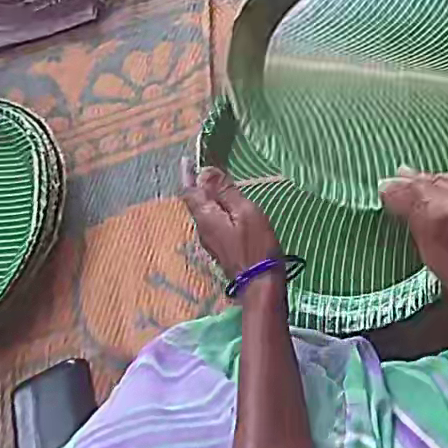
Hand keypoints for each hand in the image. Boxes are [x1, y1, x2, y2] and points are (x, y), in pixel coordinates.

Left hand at [181, 158, 281, 281]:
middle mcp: (203, 229)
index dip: (188, 175)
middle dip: (198, 185)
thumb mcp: (245, 213)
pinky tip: (227, 208)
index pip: (191, 191)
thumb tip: (206, 172)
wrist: (260, 286)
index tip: (186, 161)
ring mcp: (211, 242)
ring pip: (206, 213)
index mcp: (206, 217)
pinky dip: (218, 209)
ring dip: (209, 197)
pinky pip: (215, 222)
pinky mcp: (222, 249)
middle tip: (203, 169)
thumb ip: (226, 193)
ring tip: (217, 184)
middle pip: (196, 202)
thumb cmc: (256, 247)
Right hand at [378, 169, 447, 310]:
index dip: (392, 190)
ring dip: (423, 179)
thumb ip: (414, 223)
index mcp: (437, 215)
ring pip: (440, 177)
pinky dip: (441, 180)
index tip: (382, 191)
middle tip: (391, 182)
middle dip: (405, 181)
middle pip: (423, 181)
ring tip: (409, 179)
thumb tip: (395, 201)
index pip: (407, 192)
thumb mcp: (430, 255)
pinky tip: (435, 183)